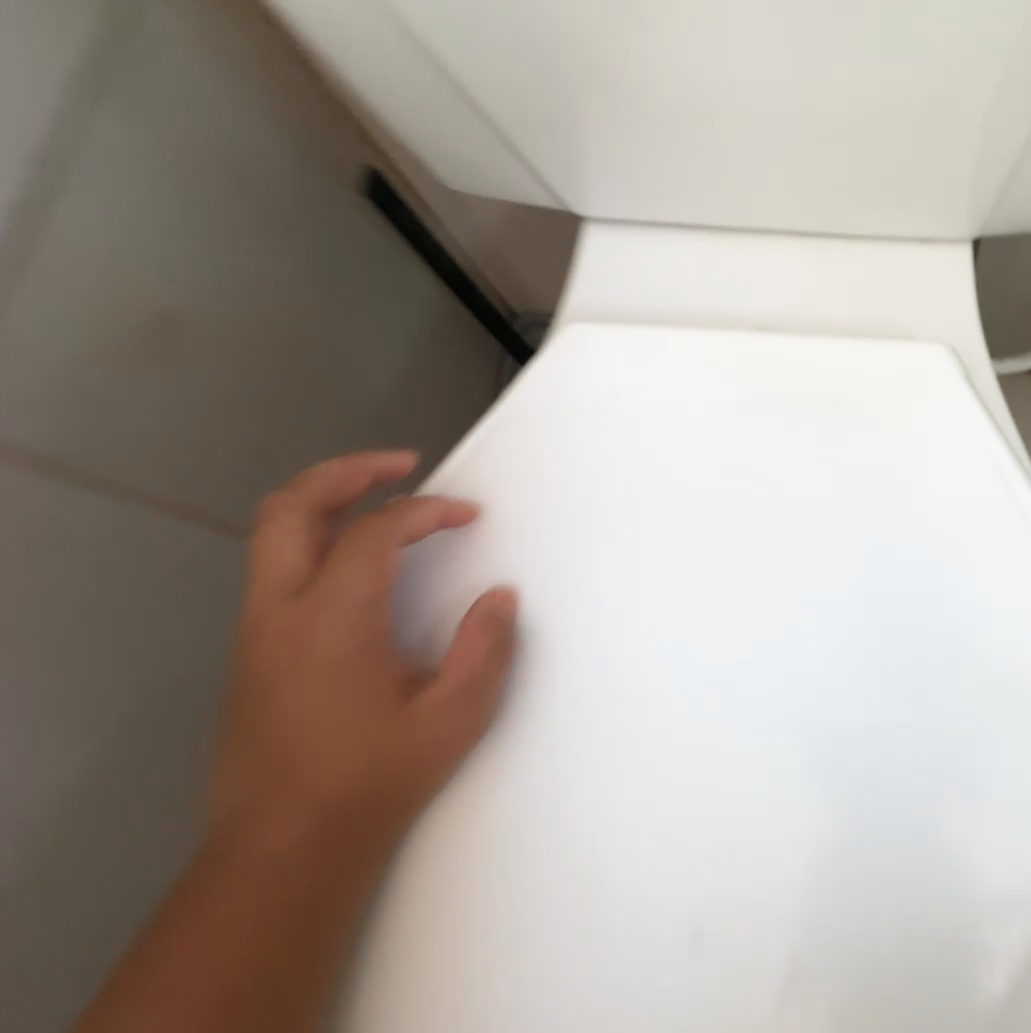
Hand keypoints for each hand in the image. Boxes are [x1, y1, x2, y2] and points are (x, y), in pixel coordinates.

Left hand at [212, 450, 517, 853]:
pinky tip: (355, 561)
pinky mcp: (251, 651)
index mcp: (334, 621)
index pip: (375, 533)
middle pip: (293, 507)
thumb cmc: (374, 777)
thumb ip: (486, 648)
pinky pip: (274, 568)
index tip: (468, 515)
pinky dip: (313, 538)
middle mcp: (281, 613)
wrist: (286, 844)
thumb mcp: (455, 716)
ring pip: (272, 534)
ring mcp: (256, 631)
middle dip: (348, 472)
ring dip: (325, 501)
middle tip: (401, 464)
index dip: (426, 510)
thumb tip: (499, 597)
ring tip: (378, 498)